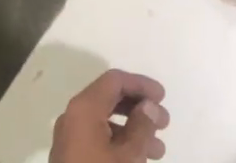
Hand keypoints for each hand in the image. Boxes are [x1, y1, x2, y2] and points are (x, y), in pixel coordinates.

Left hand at [49, 69, 168, 161]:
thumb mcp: (128, 156)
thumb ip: (141, 126)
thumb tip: (148, 105)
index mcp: (83, 108)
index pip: (114, 81)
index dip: (141, 84)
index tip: (163, 98)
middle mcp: (73, 117)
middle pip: (109, 99)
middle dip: (139, 108)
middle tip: (165, 124)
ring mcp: (70, 138)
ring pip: (105, 122)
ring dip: (133, 130)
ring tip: (159, 151)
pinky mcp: (71, 158)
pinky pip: (98, 139)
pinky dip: (120, 143)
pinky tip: (139, 160)